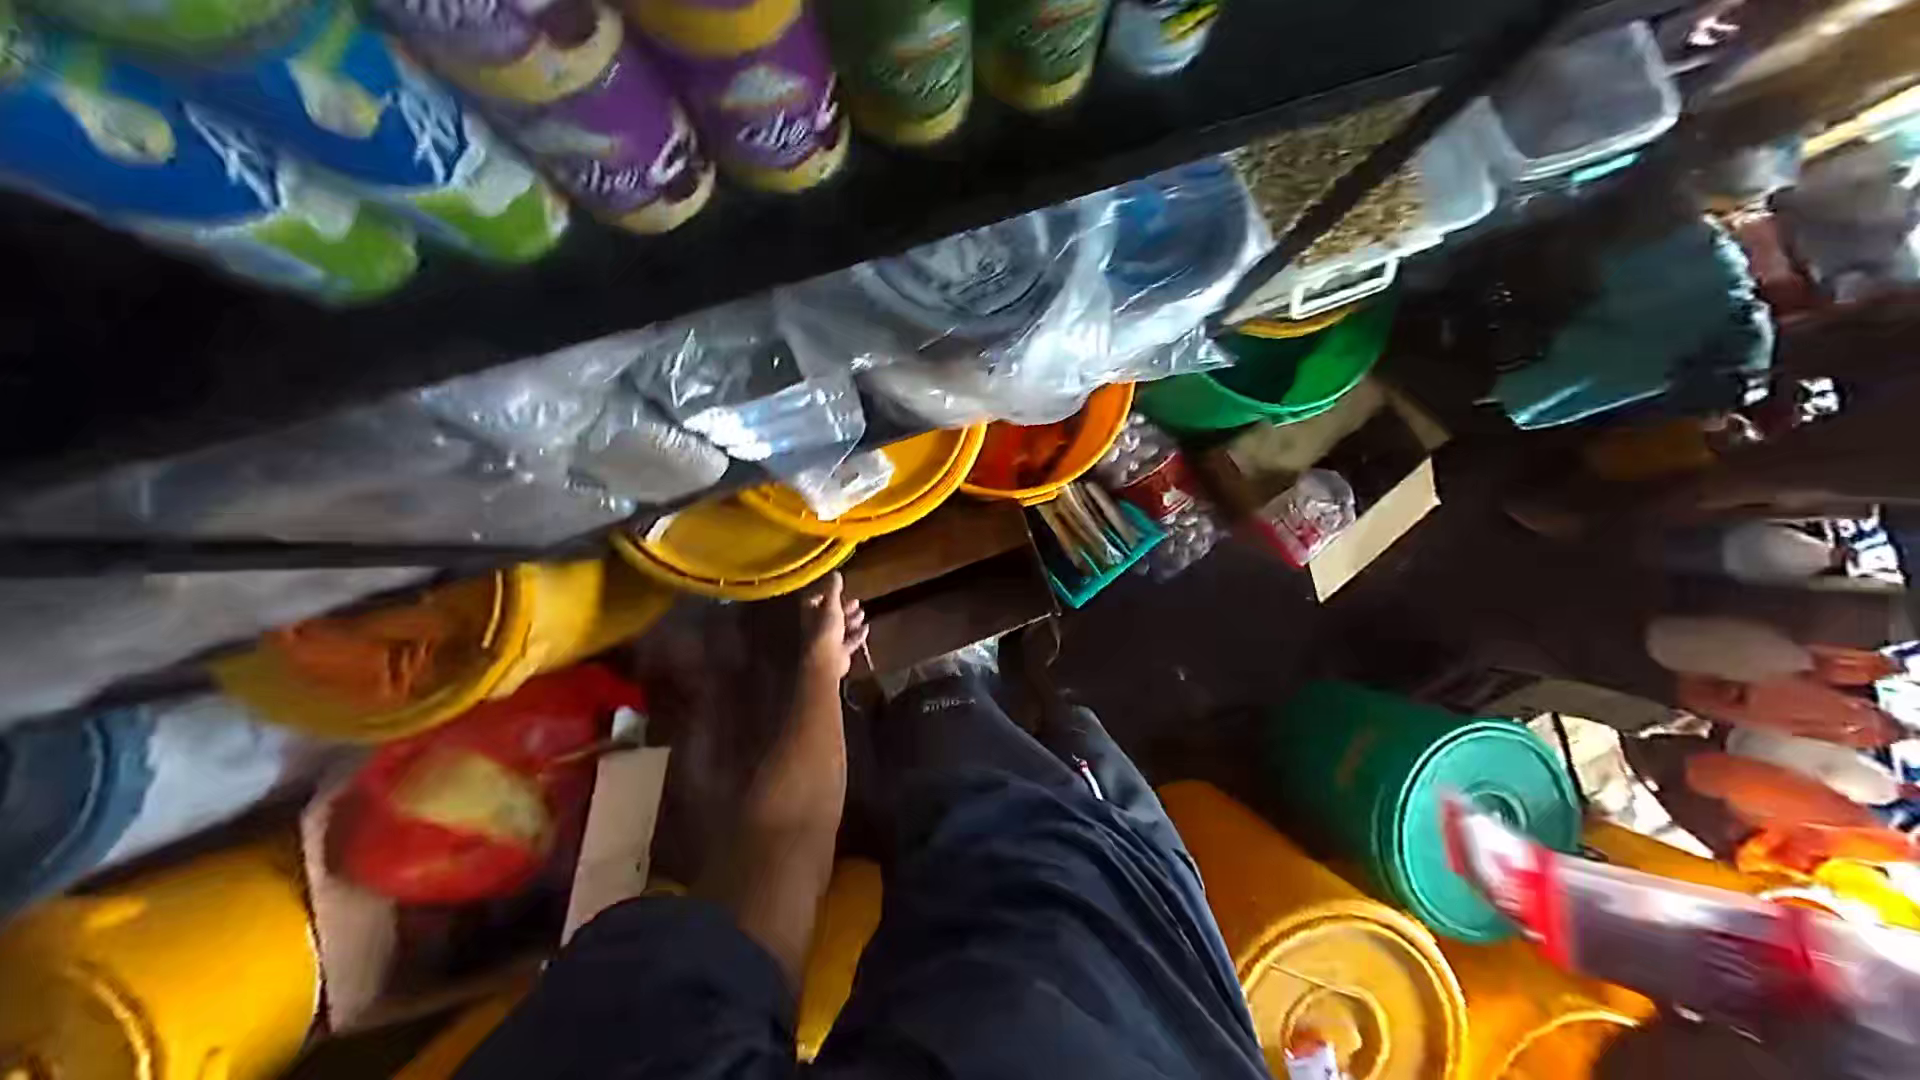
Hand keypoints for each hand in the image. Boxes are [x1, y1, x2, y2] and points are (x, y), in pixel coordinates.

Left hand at [801, 573, 866, 682]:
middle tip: (856, 601)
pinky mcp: (838, 652)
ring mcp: (828, 640)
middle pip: (830, 614)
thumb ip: (834, 589)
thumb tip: (836, 572)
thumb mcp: (831, 605)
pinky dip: (857, 634)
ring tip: (861, 613)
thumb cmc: (825, 629)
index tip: (837, 589)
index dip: (826, 594)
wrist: (826, 660)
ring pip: (840, 627)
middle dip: (843, 607)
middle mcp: (817, 626)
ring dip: (851, 619)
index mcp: (811, 613)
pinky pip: (849, 641)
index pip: (815, 600)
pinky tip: (866, 628)